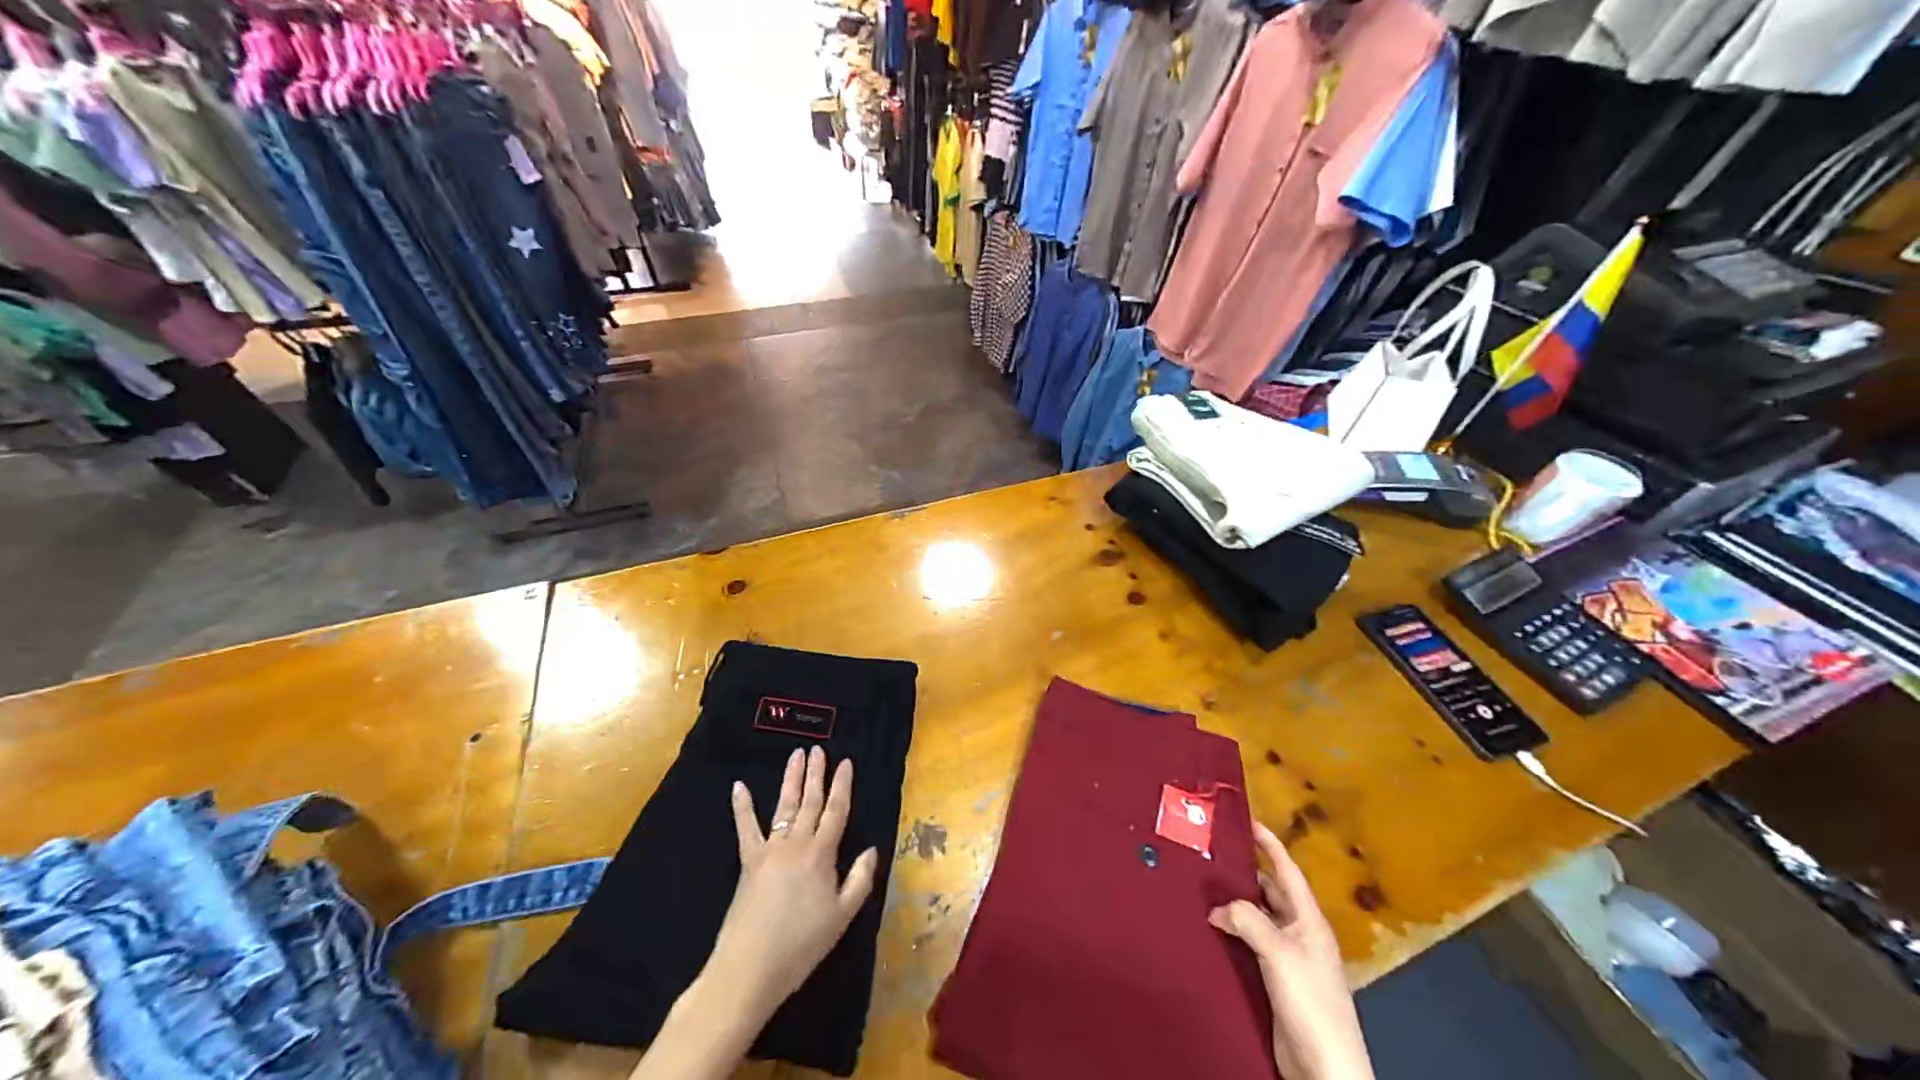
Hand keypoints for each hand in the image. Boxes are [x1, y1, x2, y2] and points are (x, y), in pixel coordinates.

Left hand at [630, 748, 876, 1079]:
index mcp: (821, 855)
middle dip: (816, 774)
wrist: (750, 967)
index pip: (836, 811)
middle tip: (818, 750)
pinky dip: (742, 806)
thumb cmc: (802, 945)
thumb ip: (860, 880)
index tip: (846, 762)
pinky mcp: (748, 862)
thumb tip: (871, 849)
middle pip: (810, 802)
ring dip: (791, 780)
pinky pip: (746, 828)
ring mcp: (769, 850)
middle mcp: (796, 844)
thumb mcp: (842, 916)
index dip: (842, 786)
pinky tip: (738, 787)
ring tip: (796, 756)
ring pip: (784, 807)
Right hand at [1209, 823, 1374, 1079]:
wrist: (1324, 1066)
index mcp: (1309, 920)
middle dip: (1245, 872)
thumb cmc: (1310, 1000)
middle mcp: (1299, 934)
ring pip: (1257, 918)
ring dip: (1235, 903)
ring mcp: (1287, 958)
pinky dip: (1231, 932)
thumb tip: (1217, 907)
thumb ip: (1247, 920)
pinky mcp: (1273, 981)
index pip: (1287, 871)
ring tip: (1202, 886)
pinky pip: (1249, 944)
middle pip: (1270, 892)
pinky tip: (1209, 929)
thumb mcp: (1279, 952)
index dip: (1269, 845)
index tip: (1247, 821)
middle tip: (1211, 853)